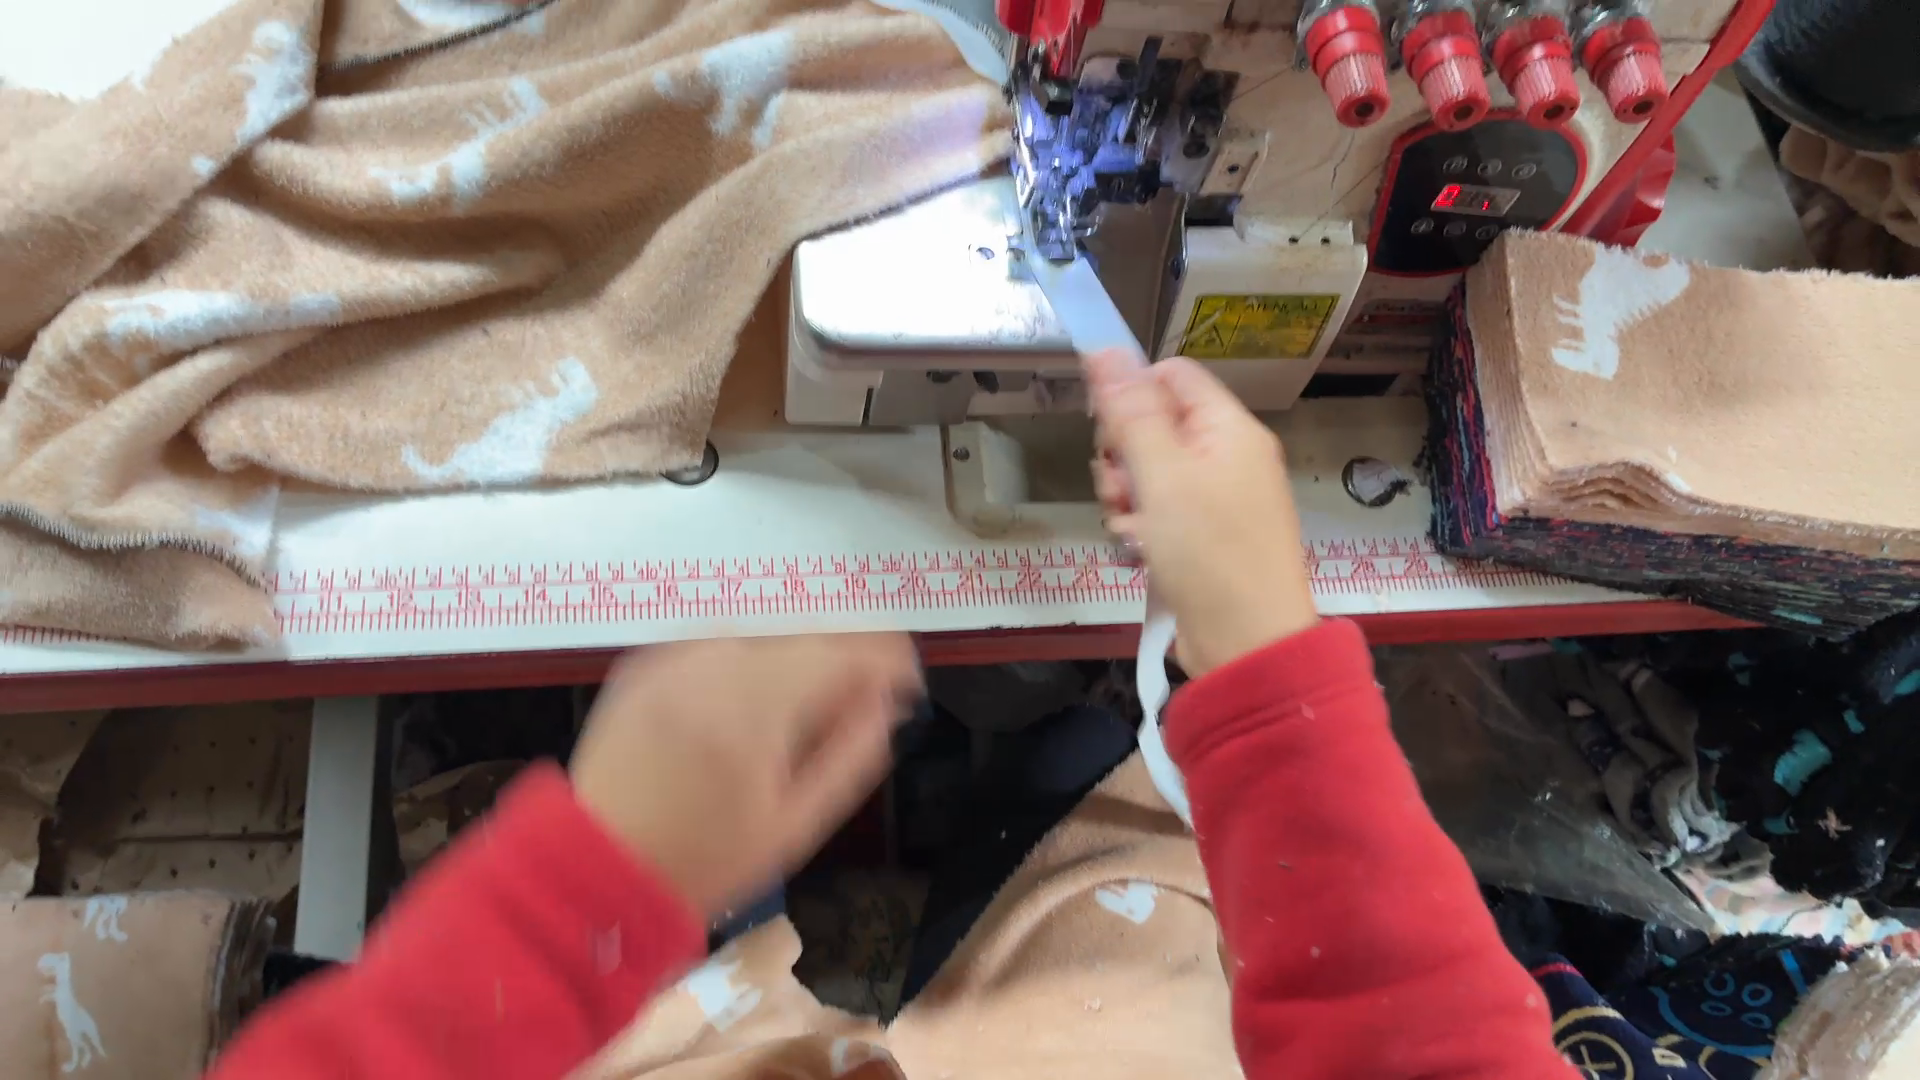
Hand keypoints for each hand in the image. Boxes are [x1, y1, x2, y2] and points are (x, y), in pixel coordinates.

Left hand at [570, 634, 922, 917]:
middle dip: (847, 653)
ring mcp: (675, 658)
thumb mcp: (795, 825)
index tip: (907, 675)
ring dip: (801, 653)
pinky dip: (753, 654)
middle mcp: (714, 666)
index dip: (885, 656)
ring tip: (812, 695)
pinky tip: (755, 690)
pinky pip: (722, 639)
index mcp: (754, 711)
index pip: (840, 654)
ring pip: (766, 631)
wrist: (592, 868)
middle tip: (868, 687)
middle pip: (806, 634)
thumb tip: (888, 701)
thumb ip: (851, 755)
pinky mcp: (647, 660)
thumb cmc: (705, 860)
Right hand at [1086, 351, 1317, 675]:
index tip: (1102, 427)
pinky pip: (1155, 511)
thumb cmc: (1208, 551)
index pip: (1171, 376)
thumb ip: (1130, 411)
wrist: (1245, 643)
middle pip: (1152, 425)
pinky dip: (1139, 525)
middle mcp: (1224, 457)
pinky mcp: (1200, 536)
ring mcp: (1214, 499)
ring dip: (1125, 496)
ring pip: (1146, 472)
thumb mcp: (1162, 474)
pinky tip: (1139, 548)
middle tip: (1121, 487)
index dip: (1130, 391)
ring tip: (1132, 527)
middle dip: (1122, 456)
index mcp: (1227, 429)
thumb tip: (1105, 347)